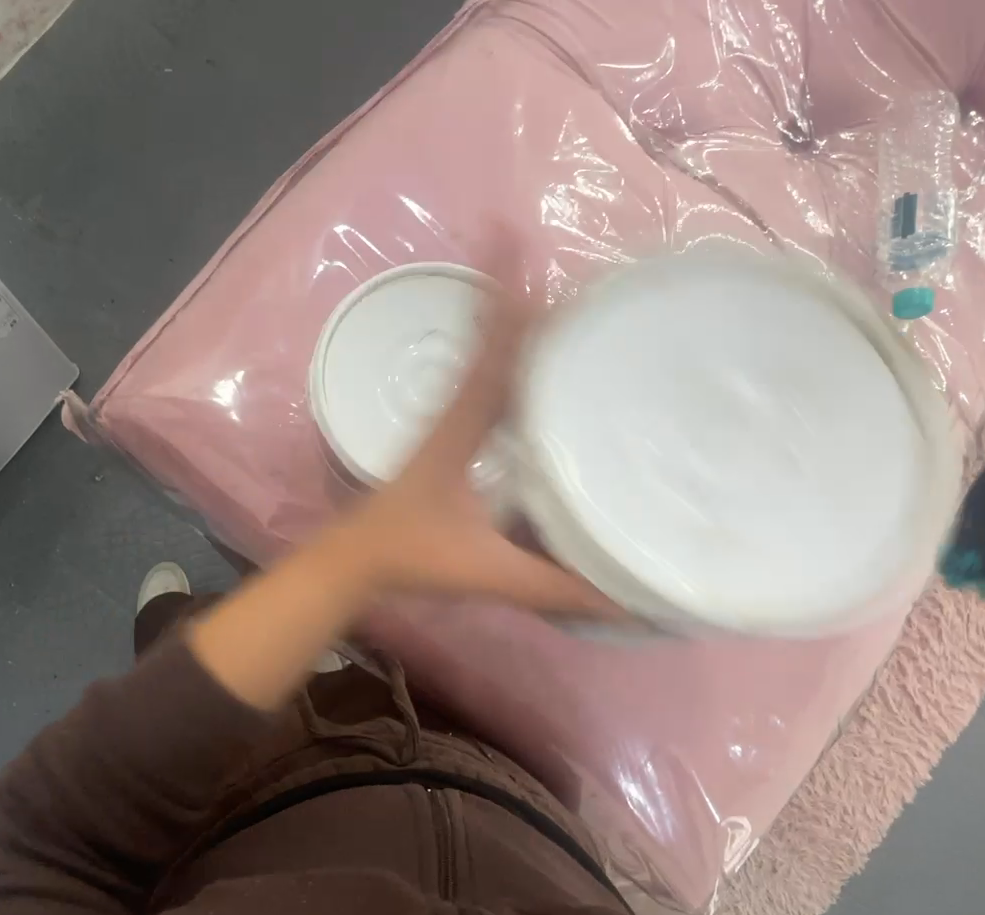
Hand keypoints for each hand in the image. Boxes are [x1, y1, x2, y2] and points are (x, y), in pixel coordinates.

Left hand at [187, 228, 615, 708]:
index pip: (494, 352)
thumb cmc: (410, 557)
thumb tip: (629, 596)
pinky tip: (526, 357)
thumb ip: (553, 586)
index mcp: (462, 426)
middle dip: (519, 296)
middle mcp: (454, 410)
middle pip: (491, 340)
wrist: (354, 560)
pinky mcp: (449, 437)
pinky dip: (502, 356)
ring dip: (511, 321)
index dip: (511, 302)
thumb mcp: (485, 571)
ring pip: (485, 357)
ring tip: (552, 289)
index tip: (523, 247)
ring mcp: (448, 420)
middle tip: (558, 260)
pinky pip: (482, 383)